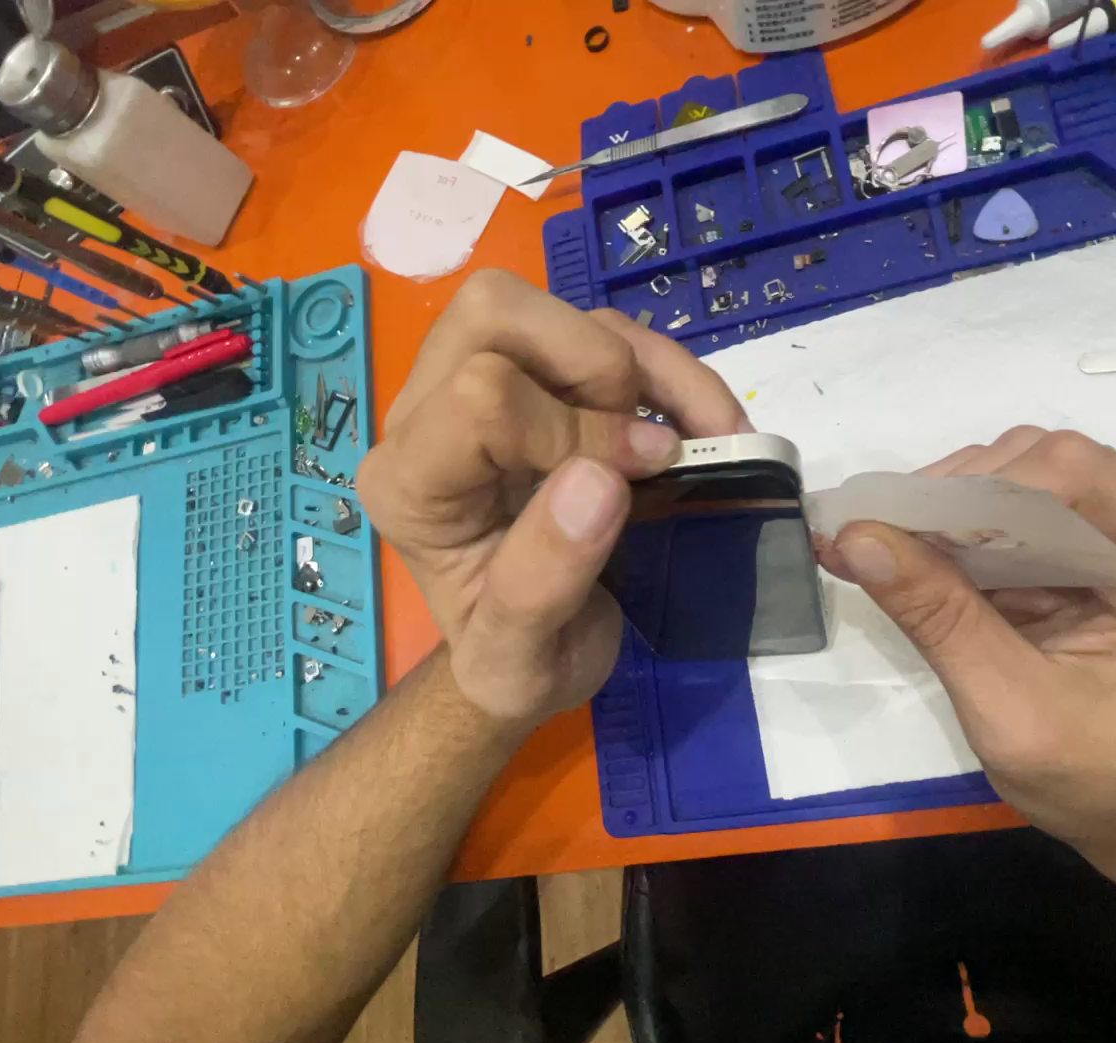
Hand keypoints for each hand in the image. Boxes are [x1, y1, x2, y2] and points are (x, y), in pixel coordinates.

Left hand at [356, 270, 750, 729]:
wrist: (537, 653)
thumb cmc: (520, 661)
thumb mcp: (523, 661)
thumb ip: (543, 585)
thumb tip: (600, 480)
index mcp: (411, 485)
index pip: (482, 397)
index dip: (575, 429)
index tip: (636, 483)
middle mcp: (429, 418)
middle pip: (496, 312)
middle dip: (596, 367)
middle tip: (648, 447)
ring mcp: (484, 388)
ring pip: (556, 308)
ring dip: (646, 366)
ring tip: (698, 437)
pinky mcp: (540, 384)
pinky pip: (604, 332)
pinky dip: (668, 369)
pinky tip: (703, 423)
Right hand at [817, 426, 1115, 888]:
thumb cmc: (1105, 786)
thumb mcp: (1011, 711)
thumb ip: (939, 618)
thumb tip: (852, 535)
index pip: (1078, 476)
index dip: (978, 491)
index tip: (896, 532)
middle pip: (1049, 464)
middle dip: (956, 498)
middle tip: (881, 541)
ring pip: (1029, 473)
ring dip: (953, 507)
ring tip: (893, 549)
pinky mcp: (1109, 543)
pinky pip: (1025, 505)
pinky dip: (965, 526)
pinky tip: (921, 556)